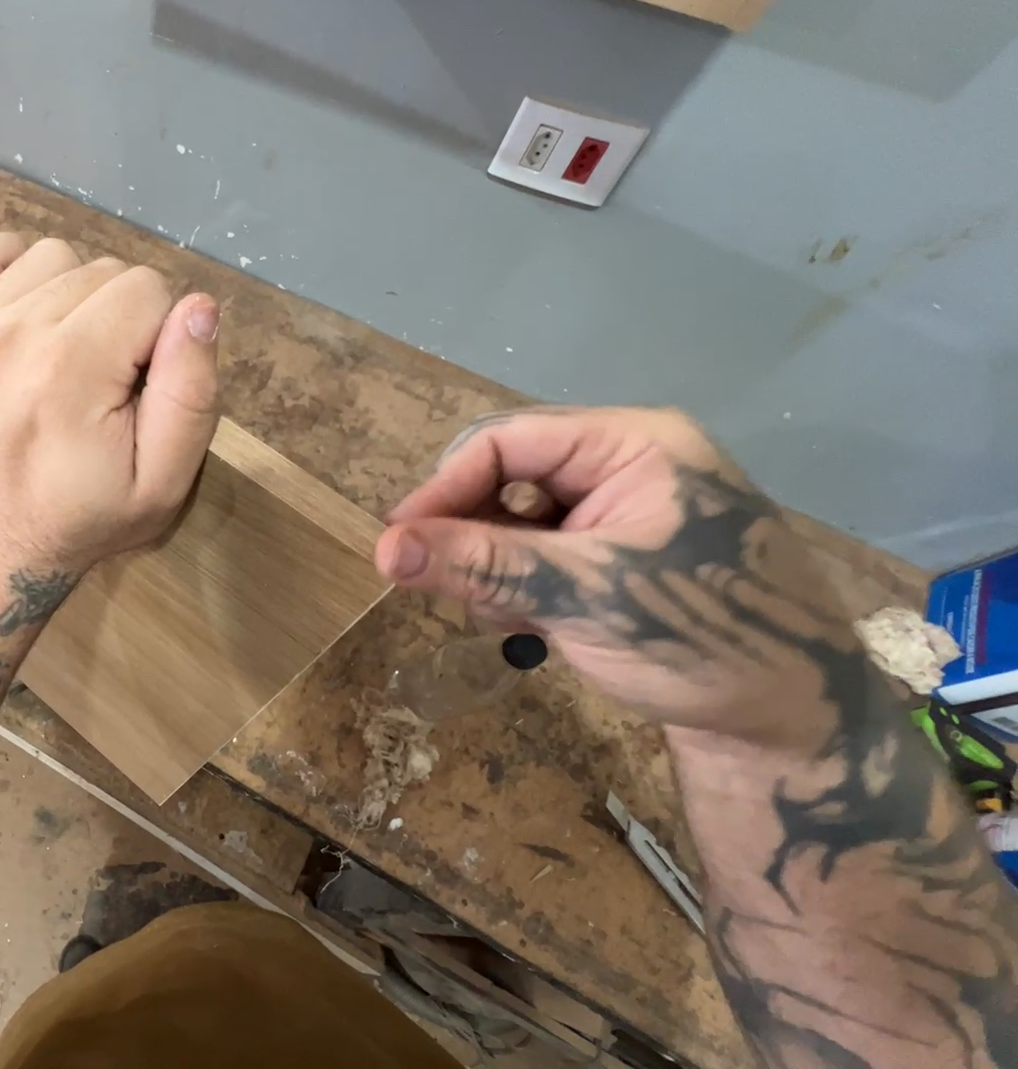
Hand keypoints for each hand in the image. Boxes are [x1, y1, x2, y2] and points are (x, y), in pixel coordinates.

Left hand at [0, 234, 220, 572]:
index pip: (150, 291)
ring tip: (76, 356)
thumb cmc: (95, 511)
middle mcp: (15, 333)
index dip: (163, 339)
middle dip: (126, 320)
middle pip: (108, 270)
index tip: (141, 390)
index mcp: (69, 370)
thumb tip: (198, 307)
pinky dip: (21, 270)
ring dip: (81, 297)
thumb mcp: (165, 479)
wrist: (14, 532)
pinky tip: (36, 314)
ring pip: (62, 256)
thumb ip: (192, 395)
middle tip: (110, 384)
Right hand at [375, 406, 853, 747]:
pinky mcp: (602, 550)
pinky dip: (508, 583)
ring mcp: (611, 508)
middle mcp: (619, 463)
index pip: (504, 442)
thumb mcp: (582, 595)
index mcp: (632, 445)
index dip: (443, 489)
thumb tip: (383, 550)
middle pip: (501, 476)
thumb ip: (481, 563)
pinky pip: (525, 549)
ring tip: (507, 615)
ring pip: (505, 517)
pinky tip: (527, 622)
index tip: (398, 545)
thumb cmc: (700, 640)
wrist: (784, 725)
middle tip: (443, 583)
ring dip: (486, 565)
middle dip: (468, 534)